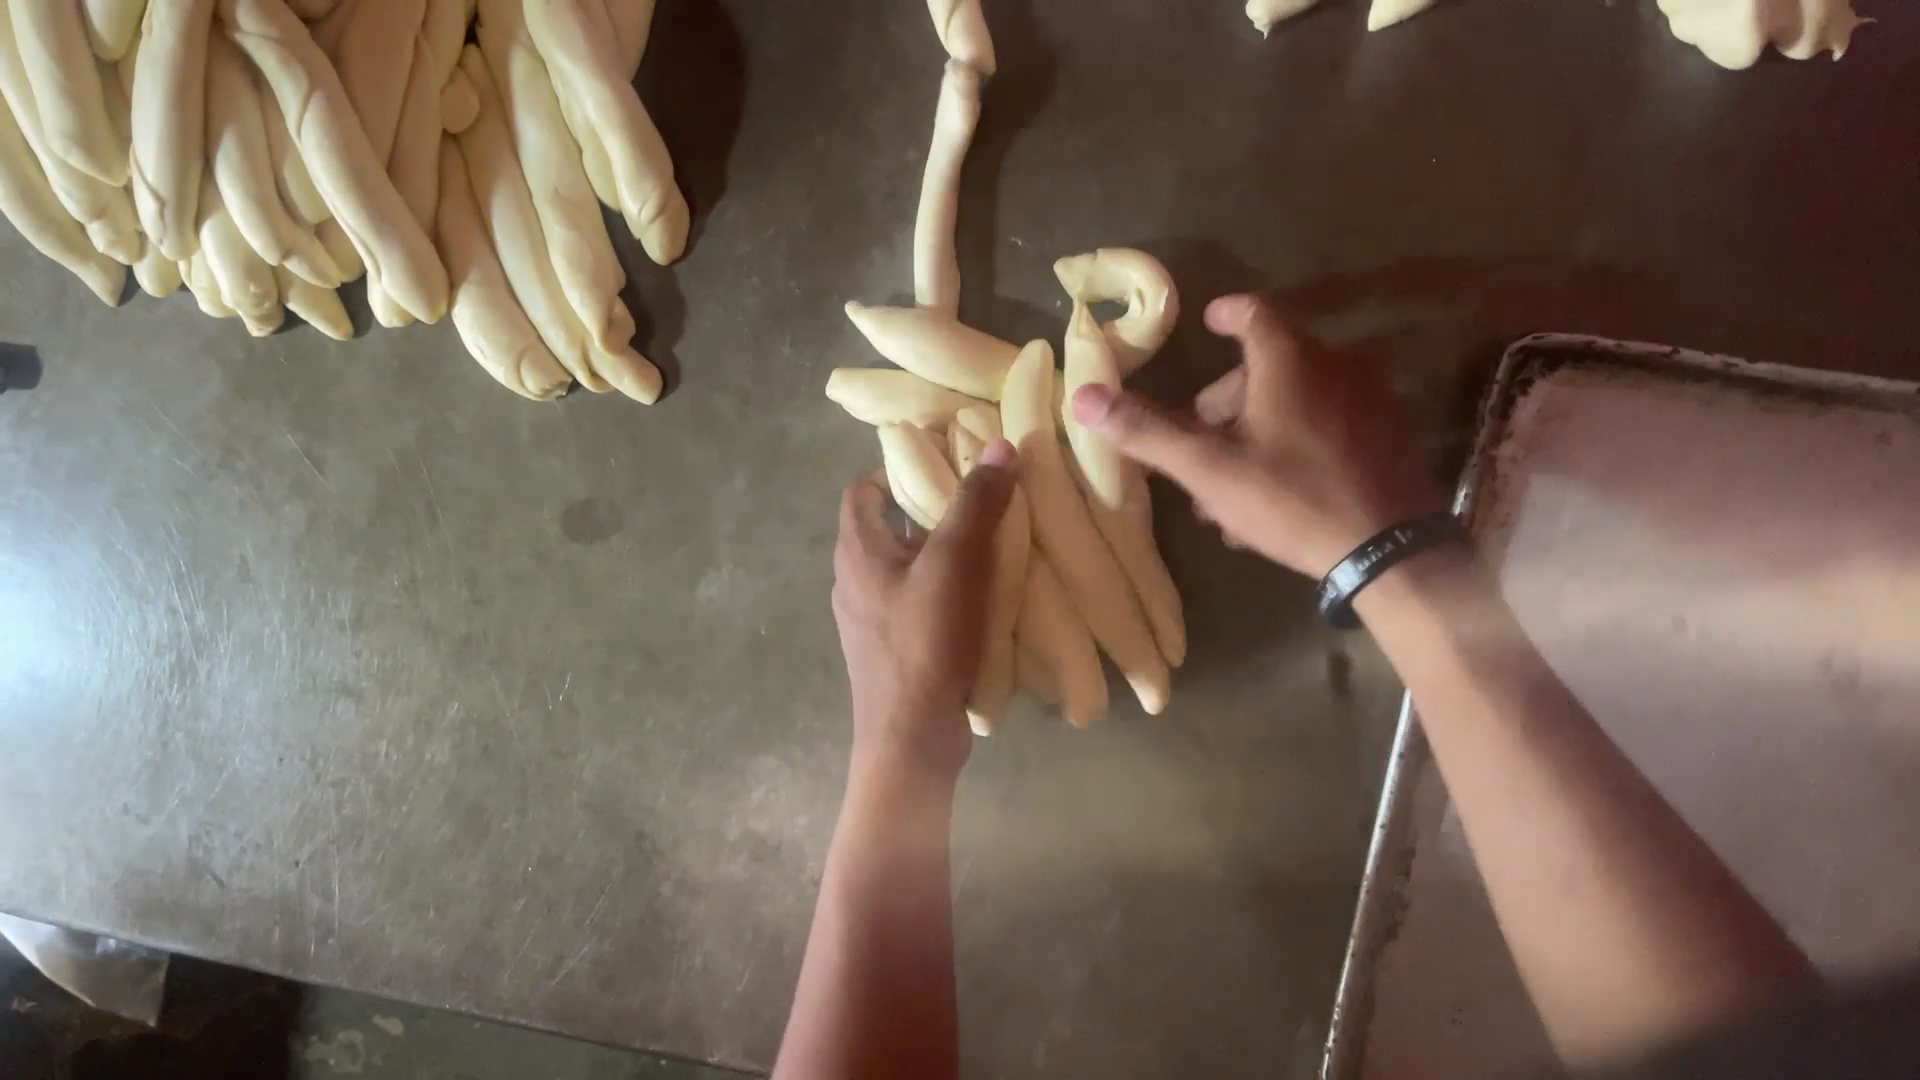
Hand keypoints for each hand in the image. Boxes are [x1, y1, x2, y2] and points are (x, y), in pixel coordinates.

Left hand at [831, 442, 1018, 784]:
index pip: (863, 489)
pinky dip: (943, 592)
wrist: (909, 738)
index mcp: (857, 550)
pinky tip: (981, 601)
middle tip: (982, 502)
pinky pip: (915, 603)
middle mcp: (853, 579)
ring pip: (906, 568)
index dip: (899, 469)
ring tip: (991, 546)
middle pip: (889, 527)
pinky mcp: (890, 649)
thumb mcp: (955, 563)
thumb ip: (977, 503)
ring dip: (943, 554)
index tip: (946, 466)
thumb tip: (1001, 445)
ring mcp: (869, 619)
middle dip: (933, 511)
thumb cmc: (925, 641)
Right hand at [1073, 294, 1438, 577]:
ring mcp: (1370, 401)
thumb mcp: (1207, 469)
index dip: (1228, 314)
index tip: (1209, 319)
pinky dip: (1293, 443)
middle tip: (1199, 434)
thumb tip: (1083, 397)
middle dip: (1227, 398)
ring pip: (1297, 400)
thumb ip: (1146, 431)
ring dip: (1256, 428)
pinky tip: (1274, 493)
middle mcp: (1336, 367)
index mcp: (1290, 363)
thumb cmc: (1290, 499)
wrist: (1390, 551)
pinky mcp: (1388, 436)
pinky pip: (1328, 425)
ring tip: (1229, 480)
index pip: (1255, 314)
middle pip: (1271, 364)